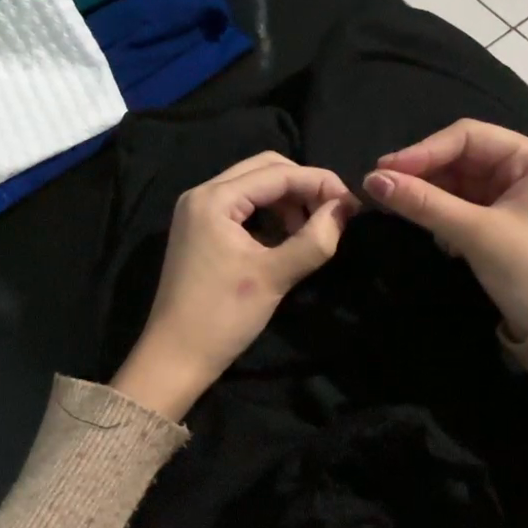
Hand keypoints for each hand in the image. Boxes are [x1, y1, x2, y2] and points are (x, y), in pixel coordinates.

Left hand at [112, 153, 356, 419]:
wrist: (174, 358)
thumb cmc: (221, 316)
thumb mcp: (274, 276)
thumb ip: (314, 239)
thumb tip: (345, 209)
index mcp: (214, 198)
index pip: (277, 173)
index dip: (320, 183)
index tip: (353, 205)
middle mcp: (202, 194)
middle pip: (265, 170)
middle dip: (303, 187)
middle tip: (334, 215)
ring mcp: (198, 212)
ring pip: (254, 187)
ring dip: (288, 201)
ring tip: (311, 231)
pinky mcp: (201, 230)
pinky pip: (243, 207)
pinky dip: (270, 215)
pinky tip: (287, 238)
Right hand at [363, 119, 527, 339]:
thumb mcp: (478, 234)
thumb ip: (425, 204)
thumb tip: (371, 180)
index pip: (467, 137)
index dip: (422, 151)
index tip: (383, 171)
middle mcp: (527, 169)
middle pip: (461, 158)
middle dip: (424, 174)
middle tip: (381, 189)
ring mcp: (516, 196)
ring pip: (459, 183)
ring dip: (430, 196)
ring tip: (397, 208)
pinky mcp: (506, 222)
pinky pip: (465, 206)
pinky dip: (443, 215)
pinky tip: (428, 230)